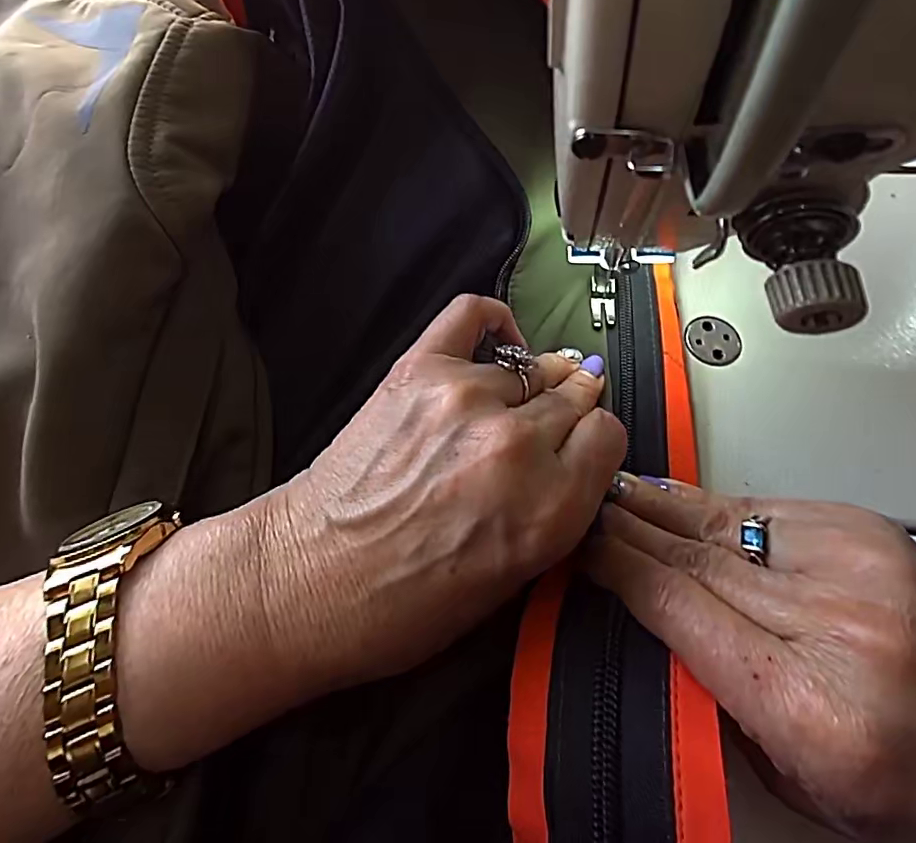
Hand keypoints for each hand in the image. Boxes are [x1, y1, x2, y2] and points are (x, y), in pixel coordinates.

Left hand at [256, 295, 626, 697]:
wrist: (308, 582)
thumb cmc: (405, 600)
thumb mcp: (515, 576)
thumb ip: (562, 502)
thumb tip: (583, 438)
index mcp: (548, 508)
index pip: (608, 434)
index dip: (592, 443)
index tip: (578, 448)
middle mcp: (516, 446)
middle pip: (575, 396)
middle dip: (563, 417)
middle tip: (537, 435)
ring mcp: (466, 398)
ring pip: (530, 369)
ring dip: (523, 391)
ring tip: (495, 417)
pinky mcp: (419, 369)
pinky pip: (476, 314)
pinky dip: (496, 324)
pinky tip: (500, 344)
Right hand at [586, 480, 915, 841]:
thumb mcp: (797, 780)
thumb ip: (716, 696)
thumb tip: (651, 612)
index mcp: (814, 705)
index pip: (683, 608)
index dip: (624, 568)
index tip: (586, 547)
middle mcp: (837, 619)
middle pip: (700, 553)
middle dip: (633, 527)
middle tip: (590, 508)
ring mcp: (858, 561)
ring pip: (728, 519)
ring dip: (668, 508)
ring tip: (623, 496)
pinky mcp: (868, 528)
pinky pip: (767, 508)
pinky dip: (720, 511)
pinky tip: (688, 508)